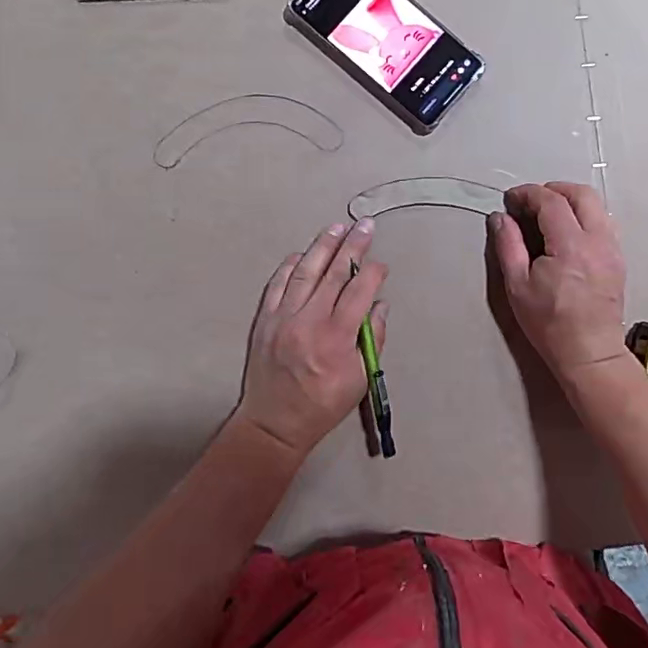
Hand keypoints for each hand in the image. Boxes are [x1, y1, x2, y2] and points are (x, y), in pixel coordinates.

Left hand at [236, 220, 388, 458]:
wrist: (275, 422)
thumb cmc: (322, 405)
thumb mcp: (359, 379)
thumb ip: (372, 339)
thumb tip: (379, 305)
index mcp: (336, 338)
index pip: (359, 292)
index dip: (372, 273)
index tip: (381, 264)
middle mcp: (309, 322)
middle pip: (334, 274)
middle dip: (352, 246)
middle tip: (364, 226)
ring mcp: (283, 318)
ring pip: (305, 272)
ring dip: (322, 247)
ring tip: (336, 228)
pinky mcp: (265, 320)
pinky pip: (277, 285)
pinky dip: (290, 266)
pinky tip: (302, 253)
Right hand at [488, 182, 628, 379]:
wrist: (588, 352)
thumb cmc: (549, 323)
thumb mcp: (517, 285)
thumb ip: (508, 245)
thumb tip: (501, 219)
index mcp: (571, 246)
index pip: (551, 201)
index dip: (528, 193)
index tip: (511, 199)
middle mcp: (598, 242)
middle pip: (581, 194)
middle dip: (553, 190)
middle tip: (530, 202)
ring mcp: (613, 250)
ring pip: (597, 206)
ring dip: (570, 202)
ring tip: (546, 216)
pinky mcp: (618, 259)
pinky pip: (603, 223)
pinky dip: (583, 217)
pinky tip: (566, 234)